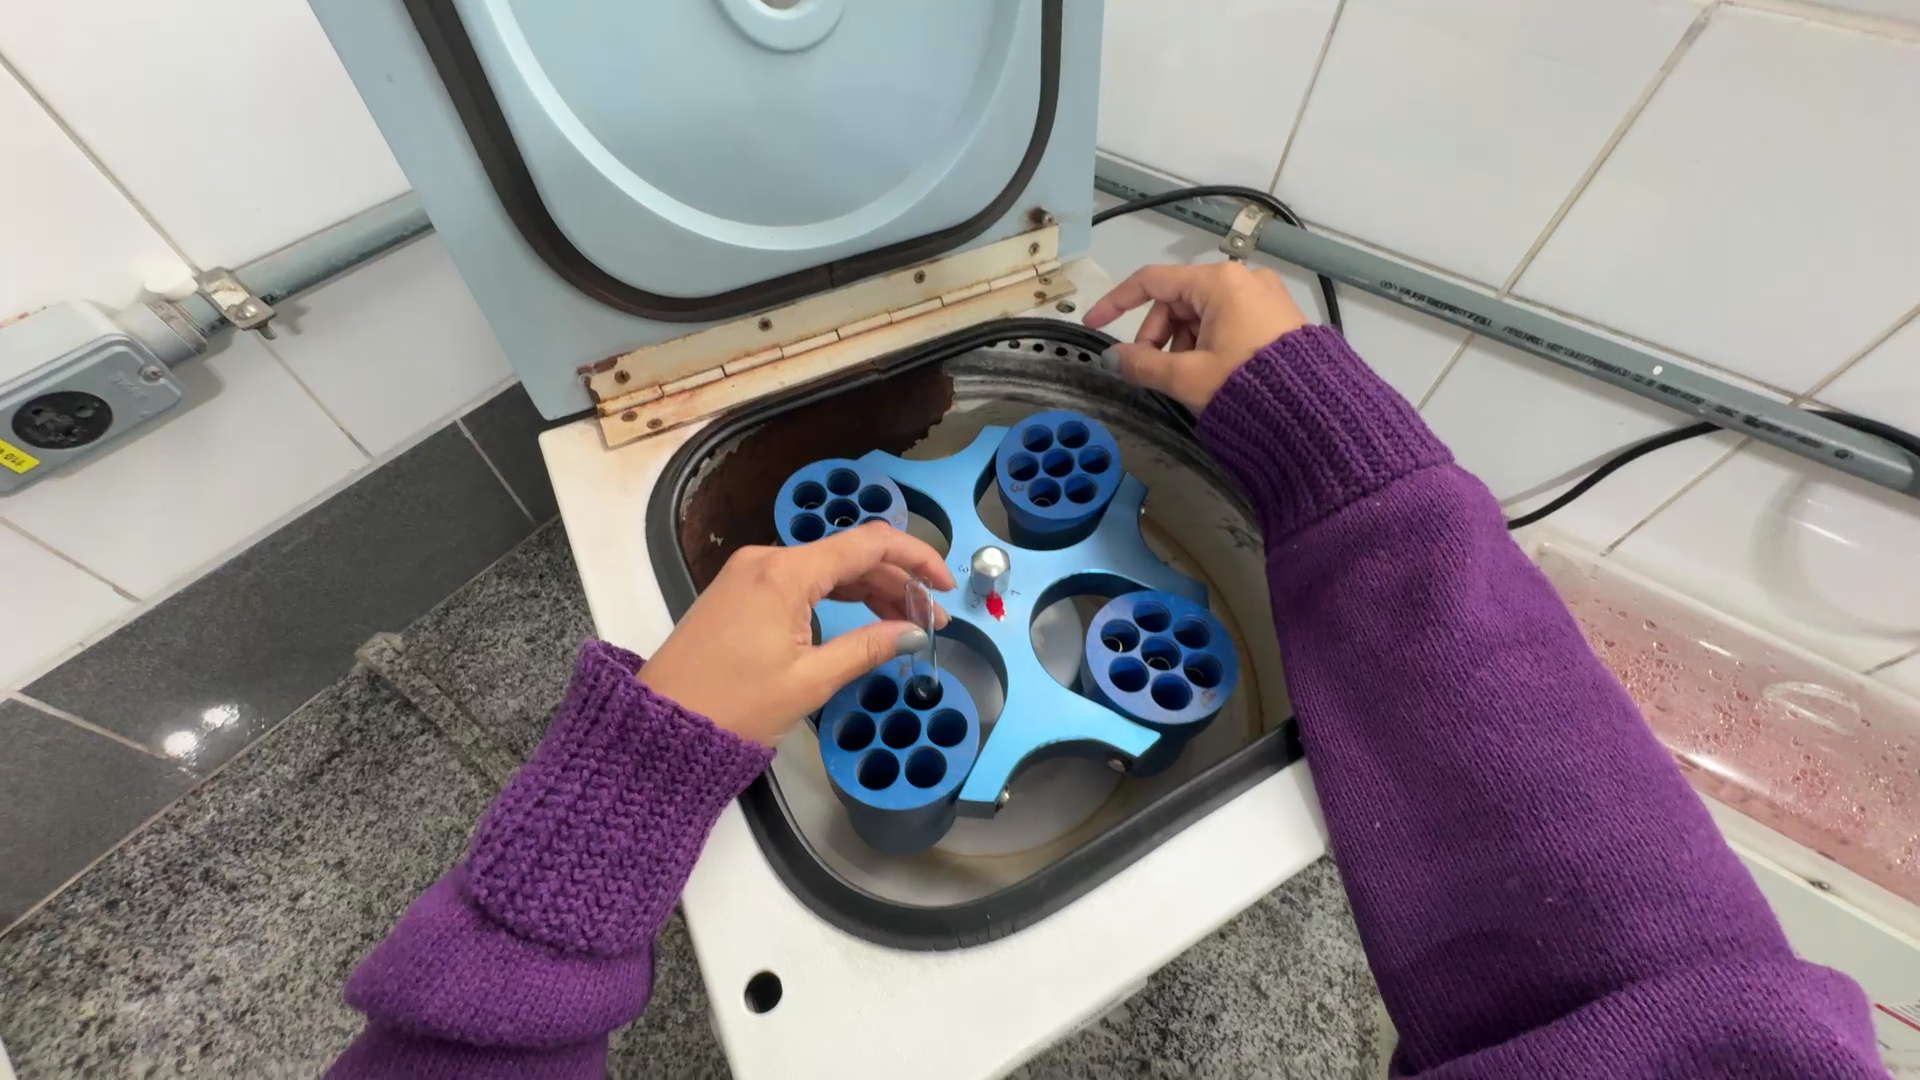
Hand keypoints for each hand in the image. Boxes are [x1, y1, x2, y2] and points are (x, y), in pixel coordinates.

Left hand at [638, 523, 955, 746]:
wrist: (658, 729)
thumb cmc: (732, 707)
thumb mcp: (809, 681)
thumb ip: (867, 648)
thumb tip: (914, 632)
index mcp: (785, 572)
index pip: (869, 544)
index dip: (917, 558)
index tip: (945, 585)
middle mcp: (768, 559)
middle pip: (850, 556)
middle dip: (897, 583)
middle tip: (931, 619)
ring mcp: (752, 573)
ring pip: (828, 569)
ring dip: (870, 591)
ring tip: (906, 623)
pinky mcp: (742, 592)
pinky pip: (803, 583)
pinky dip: (838, 598)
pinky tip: (863, 619)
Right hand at [1083, 262, 1309, 410]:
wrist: (1312, 409)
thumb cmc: (1244, 384)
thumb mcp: (1185, 376)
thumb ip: (1141, 364)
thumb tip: (1112, 358)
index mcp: (1218, 282)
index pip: (1151, 281)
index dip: (1117, 302)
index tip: (1095, 324)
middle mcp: (1242, 279)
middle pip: (1177, 301)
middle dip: (1157, 336)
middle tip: (1153, 371)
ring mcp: (1262, 296)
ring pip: (1200, 315)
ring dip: (1181, 344)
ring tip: (1187, 379)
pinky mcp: (1275, 317)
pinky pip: (1225, 323)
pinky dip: (1205, 344)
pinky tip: (1209, 374)